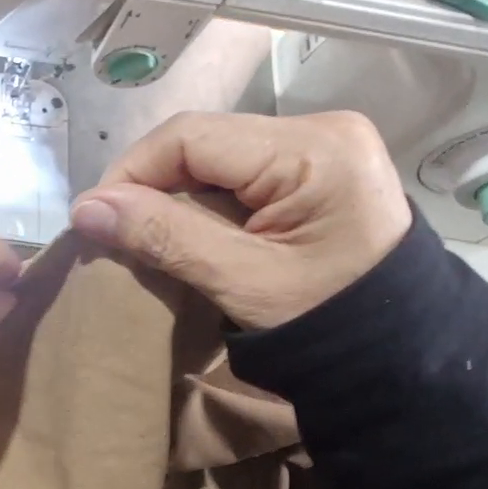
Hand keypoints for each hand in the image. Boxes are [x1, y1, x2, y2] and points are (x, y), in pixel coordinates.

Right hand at [69, 111, 410, 328]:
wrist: (403, 359)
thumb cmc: (328, 326)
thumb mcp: (242, 281)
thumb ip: (165, 236)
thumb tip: (85, 208)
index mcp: (314, 149)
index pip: (190, 136)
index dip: (131, 172)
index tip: (94, 220)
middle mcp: (320, 129)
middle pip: (202, 141)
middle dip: (150, 186)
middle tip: (117, 233)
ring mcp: (320, 147)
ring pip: (214, 156)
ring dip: (173, 195)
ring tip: (147, 236)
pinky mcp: (315, 169)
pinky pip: (237, 173)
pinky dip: (202, 202)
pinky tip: (188, 231)